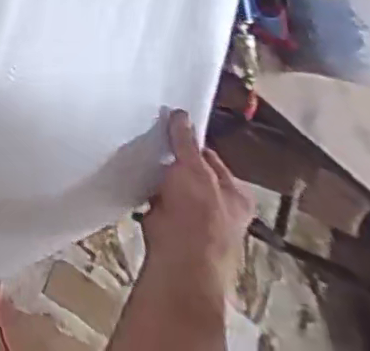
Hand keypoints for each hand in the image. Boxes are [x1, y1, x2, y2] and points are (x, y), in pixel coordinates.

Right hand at [138, 110, 254, 300]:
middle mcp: (218, 203)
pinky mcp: (169, 220)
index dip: (188, 141)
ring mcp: (193, 213)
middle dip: (171, 157)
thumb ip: (185, 142)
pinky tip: (135, 173)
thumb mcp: (194, 169)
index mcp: (235, 193)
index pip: (208, 156)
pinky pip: (155, 194)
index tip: (167, 127)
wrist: (181, 255)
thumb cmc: (199, 211)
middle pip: (189, 169)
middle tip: (150, 139)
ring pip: (171, 182)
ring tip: (139, 152)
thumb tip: (180, 114)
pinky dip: (146, 186)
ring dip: (157, 172)